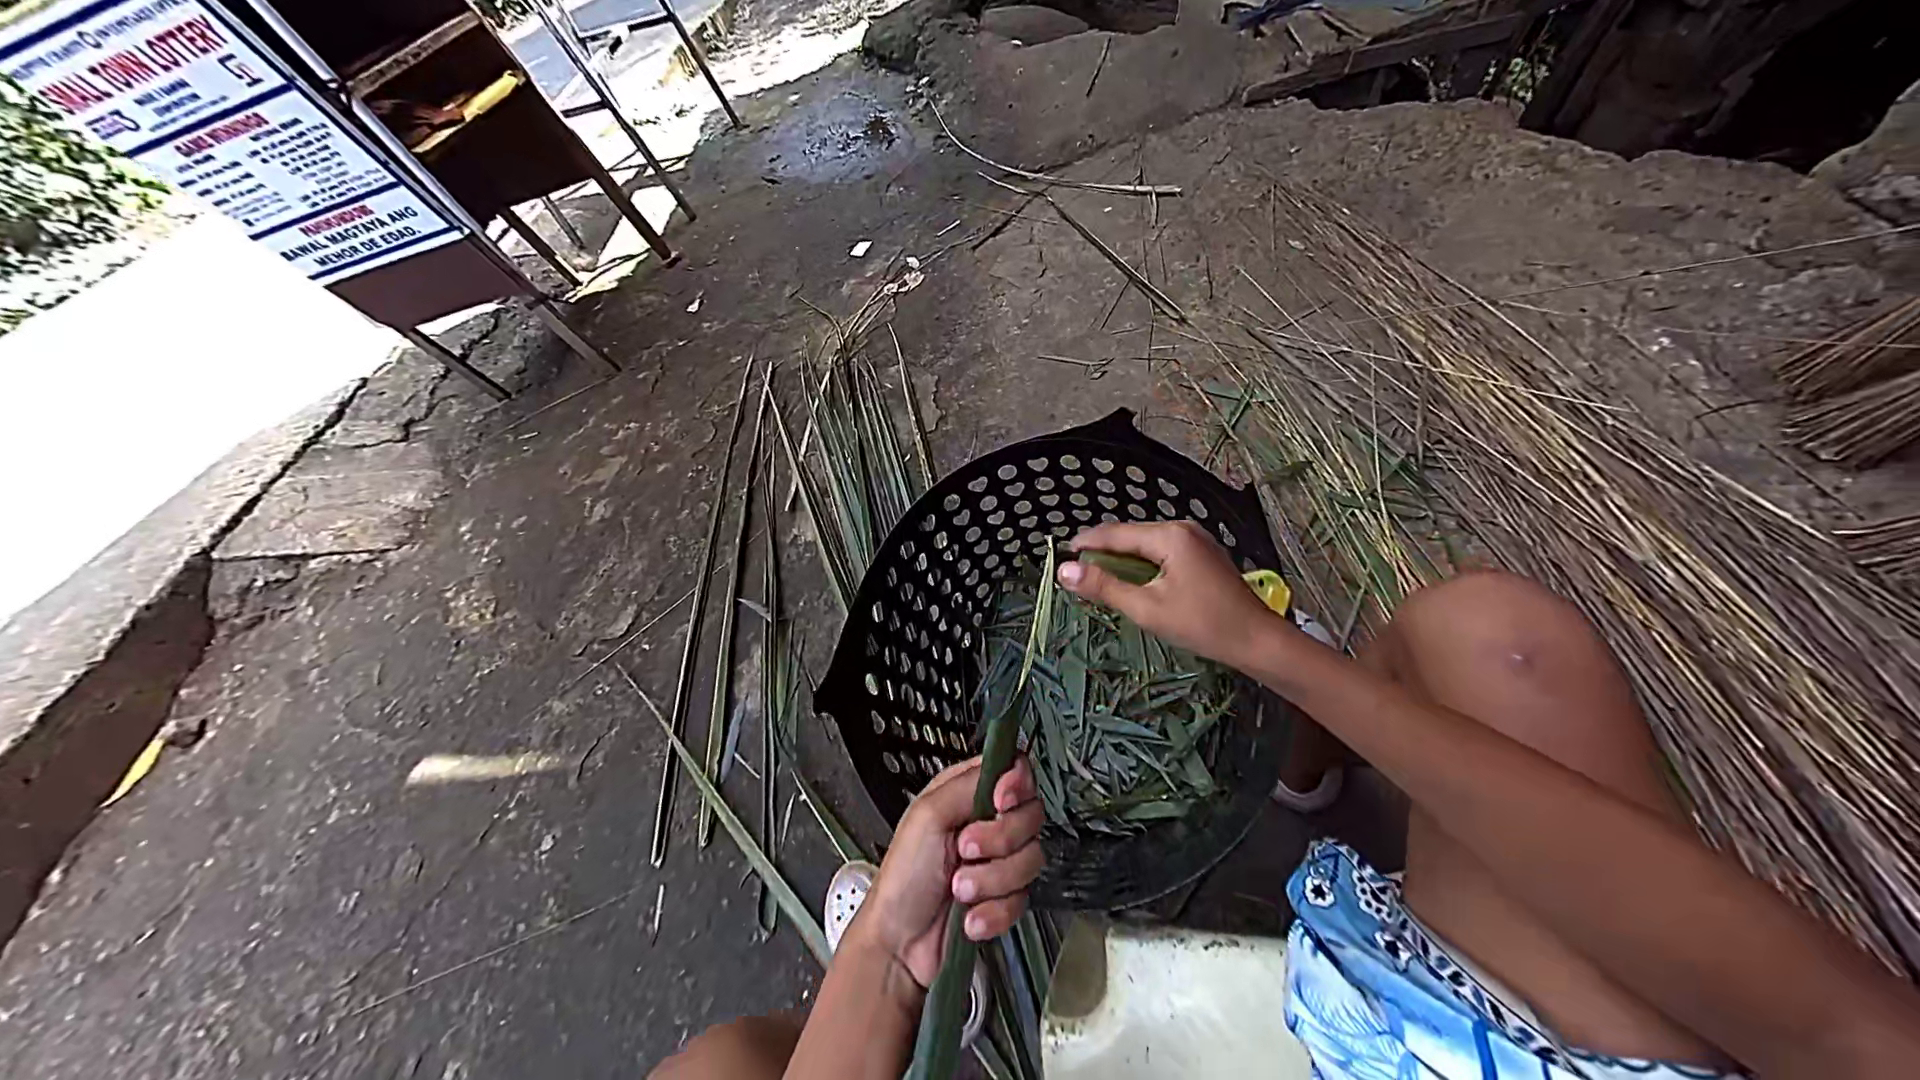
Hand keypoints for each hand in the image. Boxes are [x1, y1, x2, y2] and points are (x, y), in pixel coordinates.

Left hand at [849, 757, 1043, 988]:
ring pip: (1030, 858)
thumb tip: (1006, 768)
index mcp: (966, 792)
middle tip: (965, 850)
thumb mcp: (927, 815)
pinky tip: (969, 913)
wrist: (900, 944)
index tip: (1000, 803)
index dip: (1016, 785)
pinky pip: (1023, 897)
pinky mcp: (1004, 895)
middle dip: (999, 840)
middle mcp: (985, 821)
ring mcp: (997, 859)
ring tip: (960, 887)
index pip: (1014, 770)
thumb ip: (969, 784)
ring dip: (992, 879)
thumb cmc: (903, 878)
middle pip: (1030, 814)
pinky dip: (994, 910)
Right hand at [1057, 521, 1282, 667]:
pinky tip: (1132, 580)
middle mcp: (1182, 528)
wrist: (1259, 641)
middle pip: (1130, 535)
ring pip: (1145, 543)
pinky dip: (1142, 564)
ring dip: (1121, 559)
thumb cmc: (1203, 625)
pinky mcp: (1202, 554)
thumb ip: (1104, 587)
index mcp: (1169, 536)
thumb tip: (1064, 570)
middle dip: (1103, 551)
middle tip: (1078, 572)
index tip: (1061, 556)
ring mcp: (1196, 540)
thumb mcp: (1146, 608)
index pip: (1115, 533)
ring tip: (1099, 578)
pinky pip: (1161, 551)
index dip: (1086, 543)